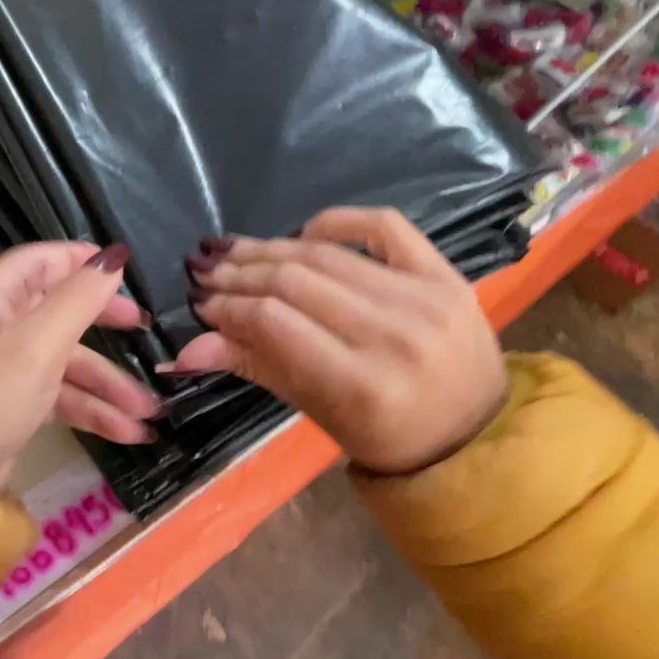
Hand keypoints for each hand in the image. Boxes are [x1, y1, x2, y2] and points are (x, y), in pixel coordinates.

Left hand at [0, 242, 161, 489]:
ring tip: (151, 410)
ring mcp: (7, 366)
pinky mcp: (16, 404)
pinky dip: (93, 410)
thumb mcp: (34, 347)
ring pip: (68, 360)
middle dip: (105, 322)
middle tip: (146, 330)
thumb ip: (76, 301)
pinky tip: (130, 432)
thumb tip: (113, 255)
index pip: (39, 261)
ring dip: (109, 383)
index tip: (126, 269)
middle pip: (60, 309)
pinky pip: (62, 396)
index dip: (80, 259)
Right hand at [172, 208, 507, 474]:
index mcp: (362, 384)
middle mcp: (396, 336)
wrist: (476, 436)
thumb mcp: (313, 411)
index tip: (200, 301)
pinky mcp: (446, 276)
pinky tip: (303, 232)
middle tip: (204, 270)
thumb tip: (182, 351)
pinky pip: (383, 226)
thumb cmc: (384, 435)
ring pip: (324, 255)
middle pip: (293, 281)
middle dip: (238, 273)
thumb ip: (251, 366)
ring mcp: (426, 300)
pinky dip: (336, 222)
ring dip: (268, 249)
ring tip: (232, 250)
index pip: (273, 320)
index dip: (227, 305)